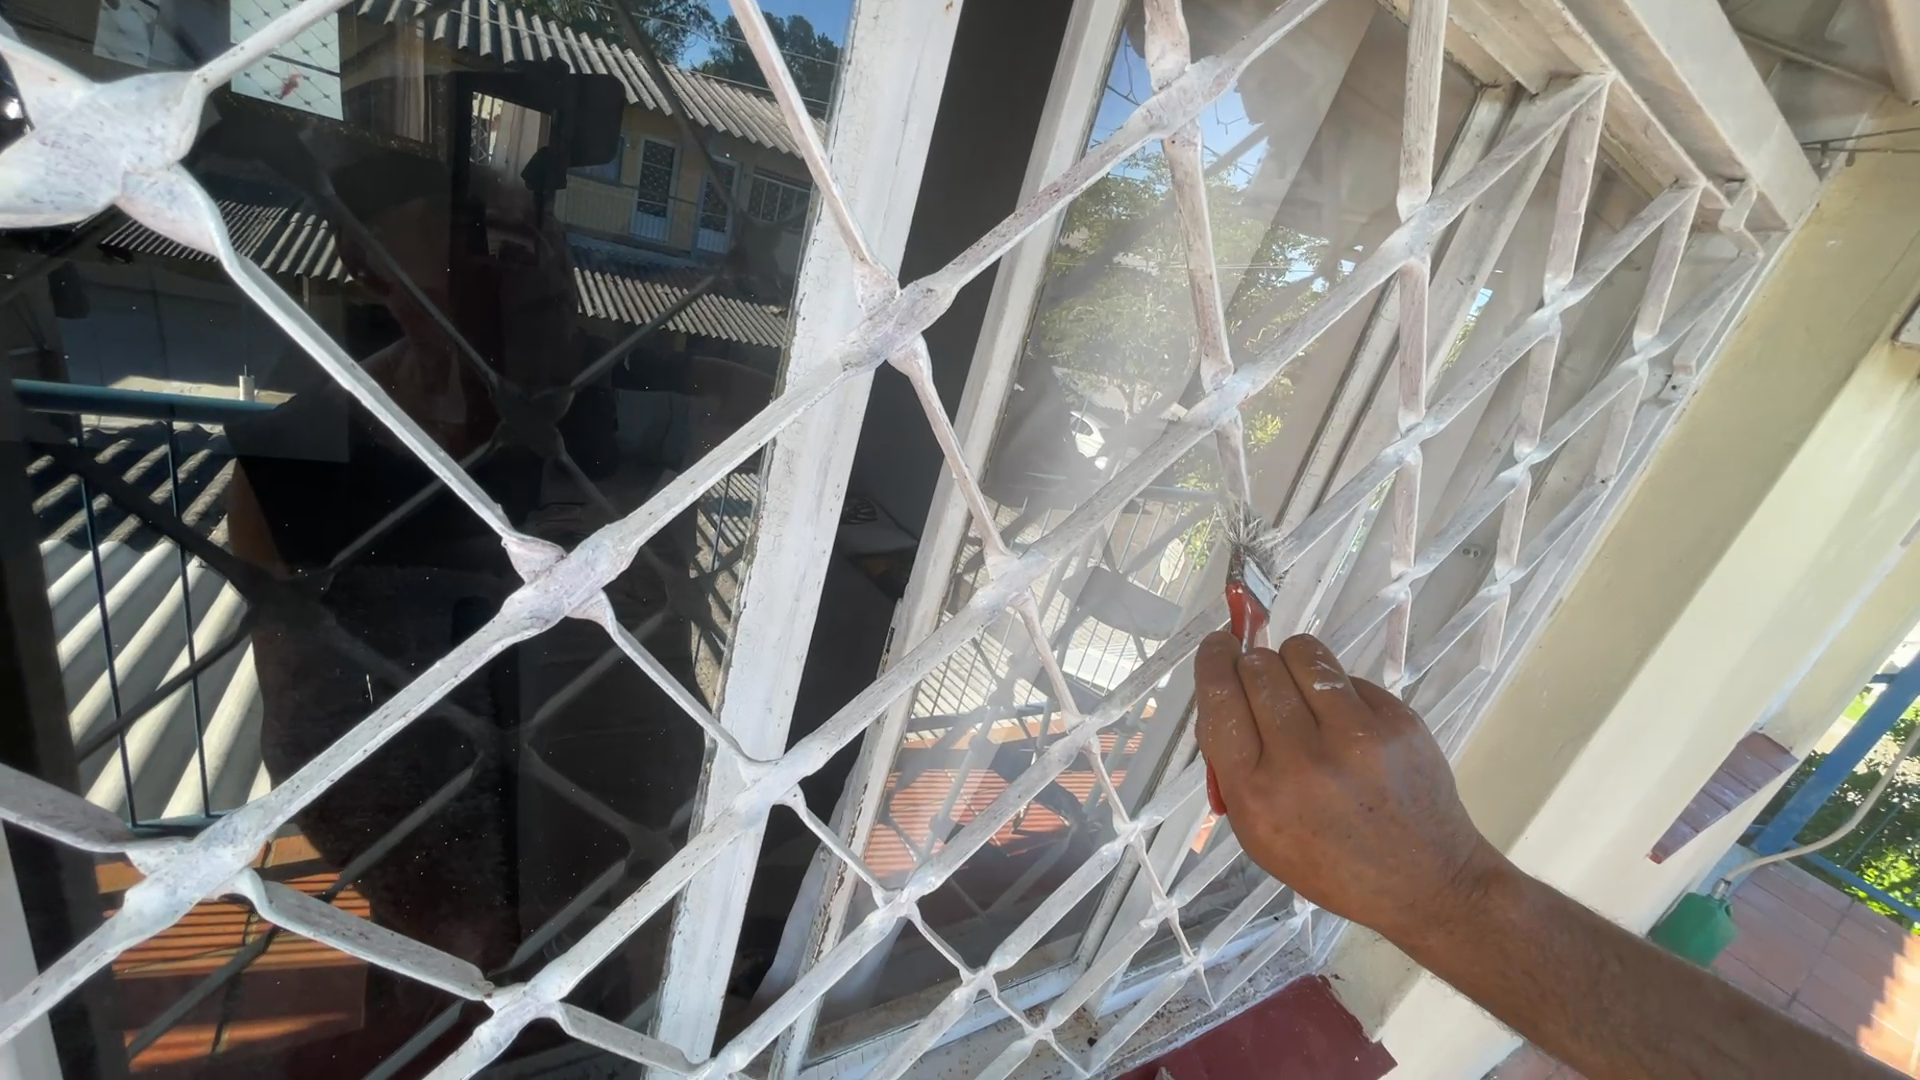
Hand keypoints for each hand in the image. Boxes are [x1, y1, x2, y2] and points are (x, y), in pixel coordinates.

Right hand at [1193, 631, 1506, 942]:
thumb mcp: (1254, 829)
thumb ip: (1231, 761)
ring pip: (1302, 653)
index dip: (1214, 660)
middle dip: (1252, 664)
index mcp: (1255, 790)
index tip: (1218, 645)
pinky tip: (1347, 721)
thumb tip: (1227, 690)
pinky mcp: (1398, 723)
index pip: (1220, 697)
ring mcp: (1355, 737)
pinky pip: (1348, 675)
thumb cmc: (1325, 859)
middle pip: (1258, 667)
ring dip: (1292, 662)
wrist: (1425, 883)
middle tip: (1262, 680)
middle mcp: (1301, 760)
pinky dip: (1338, 688)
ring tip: (1302, 687)